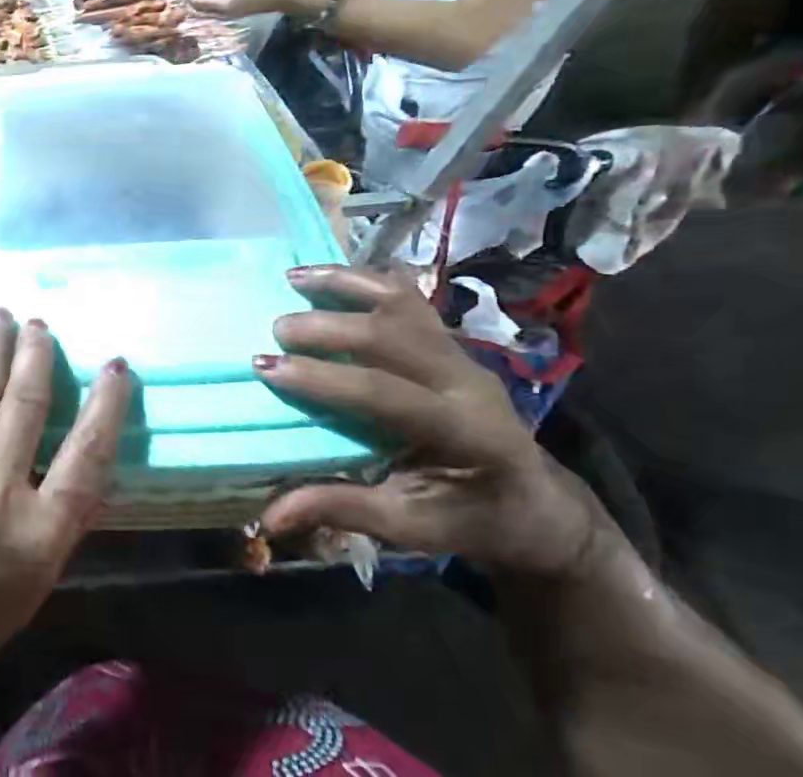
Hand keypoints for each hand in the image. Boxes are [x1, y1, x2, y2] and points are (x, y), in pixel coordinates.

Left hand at [0, 310, 134, 713]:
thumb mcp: (35, 583)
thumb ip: (63, 521)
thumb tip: (92, 469)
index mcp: (39, 535)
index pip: (87, 456)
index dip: (107, 406)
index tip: (116, 366)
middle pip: (26, 407)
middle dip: (36, 357)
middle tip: (42, 324)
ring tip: (4, 316)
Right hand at [257, 265, 602, 579]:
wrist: (538, 504)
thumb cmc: (469, 519)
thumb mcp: (409, 526)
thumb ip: (340, 509)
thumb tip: (268, 517)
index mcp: (465, 433)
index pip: (386, 393)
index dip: (323, 378)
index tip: (264, 367)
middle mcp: (468, 382)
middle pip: (392, 337)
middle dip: (327, 328)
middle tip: (274, 331)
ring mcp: (463, 356)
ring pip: (403, 305)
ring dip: (345, 286)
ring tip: (294, 277)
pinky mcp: (451, 343)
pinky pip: (408, 299)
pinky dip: (363, 281)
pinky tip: (326, 274)